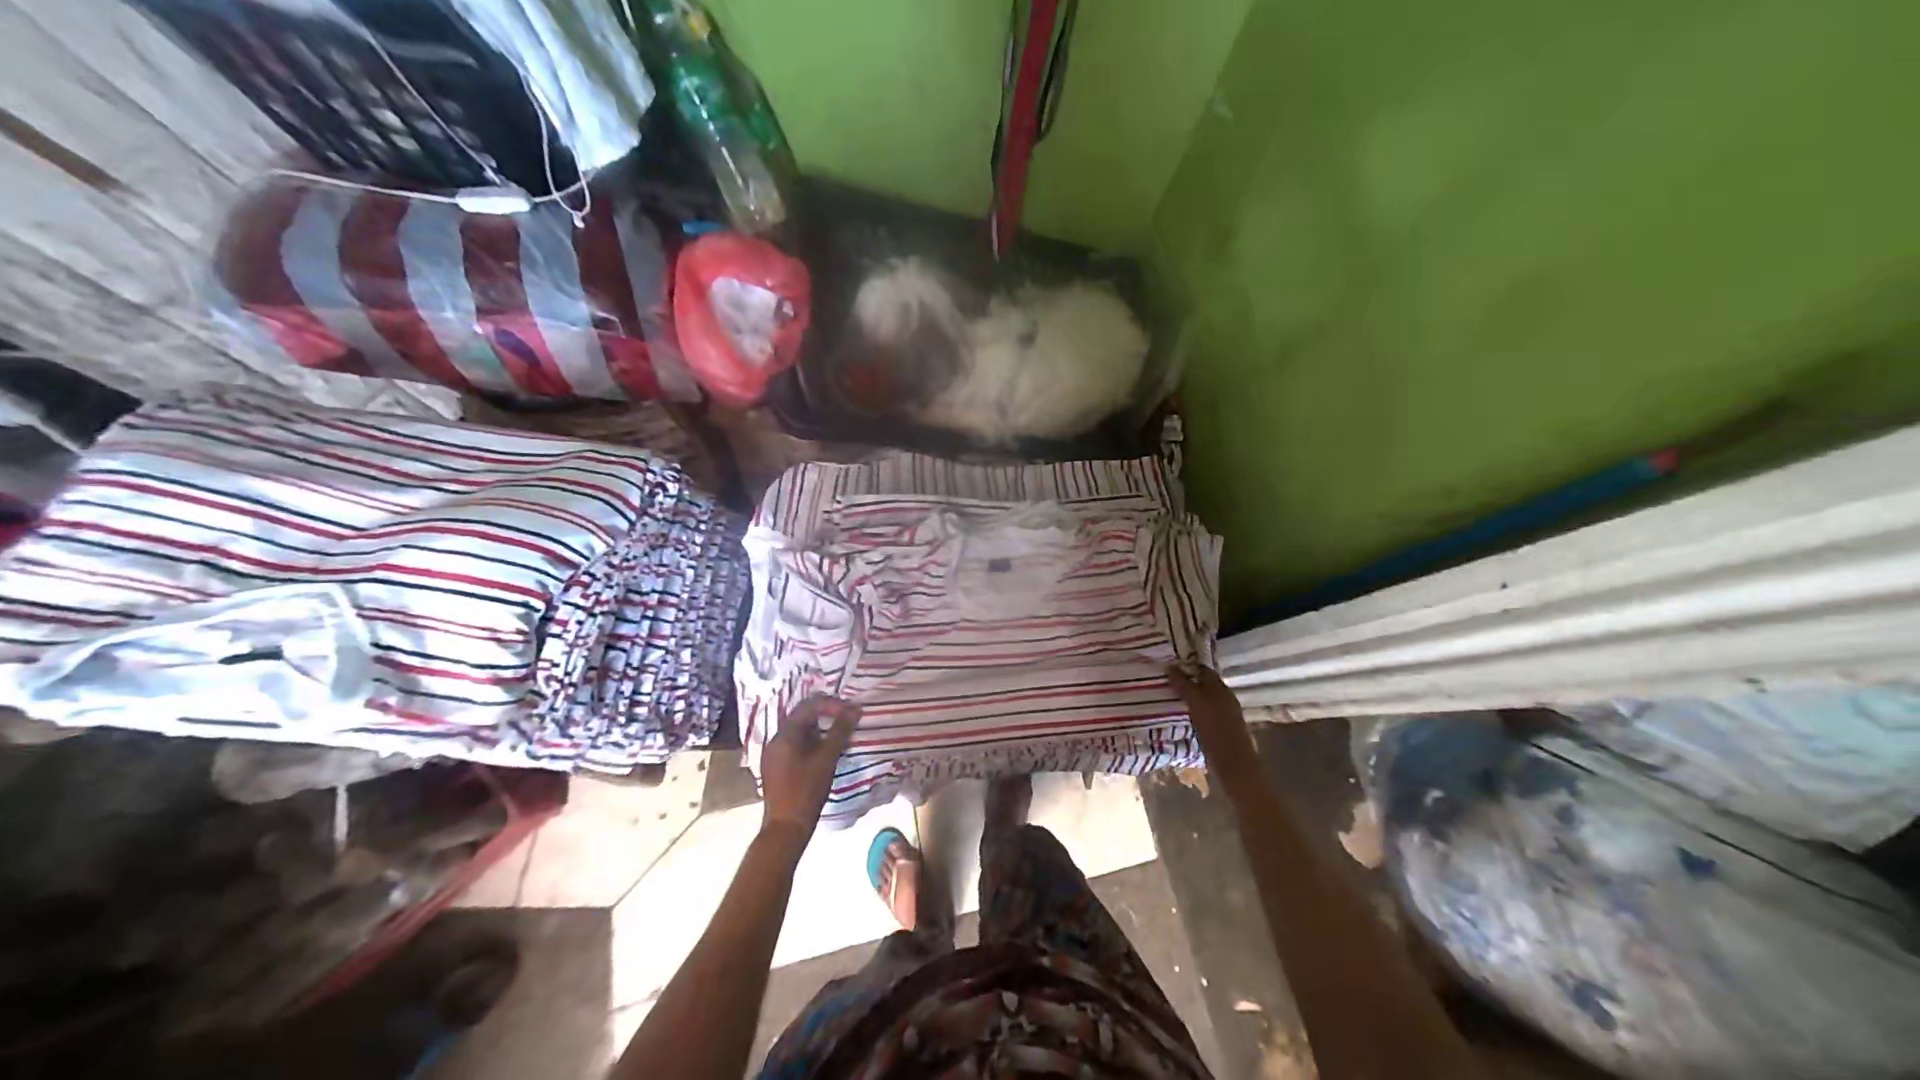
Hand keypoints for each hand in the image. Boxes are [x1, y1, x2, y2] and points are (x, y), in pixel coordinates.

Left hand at [760, 696, 860, 838]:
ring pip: (799, 732)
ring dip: (819, 730)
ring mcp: (773, 754)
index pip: (808, 705)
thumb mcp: (827, 759)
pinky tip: (825, 754)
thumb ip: (840, 731)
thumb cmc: (807, 791)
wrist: (786, 827)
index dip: (831, 704)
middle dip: (826, 715)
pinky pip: (795, 745)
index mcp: (785, 734)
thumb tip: (855, 708)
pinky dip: (811, 743)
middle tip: (846, 721)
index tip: (850, 712)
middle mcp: (775, 739)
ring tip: (839, 737)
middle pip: (802, 717)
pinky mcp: (776, 767)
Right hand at [1166, 663, 1248, 746]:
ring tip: (1169, 698)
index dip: (1188, 666)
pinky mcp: (1220, 729)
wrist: (1232, 761)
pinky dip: (1192, 711)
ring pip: (1203, 699)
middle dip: (1187, 682)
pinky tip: (1181, 716)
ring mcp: (1224, 714)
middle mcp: (1224, 697)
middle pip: (1204, 684)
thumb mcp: (1196, 701)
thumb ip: (1183, 684)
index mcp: (1220, 688)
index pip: (1203, 669)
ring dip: (1188, 698)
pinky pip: (1204, 713)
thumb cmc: (1214, 727)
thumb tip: (1170, 666)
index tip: (1169, 666)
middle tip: (1165, 682)